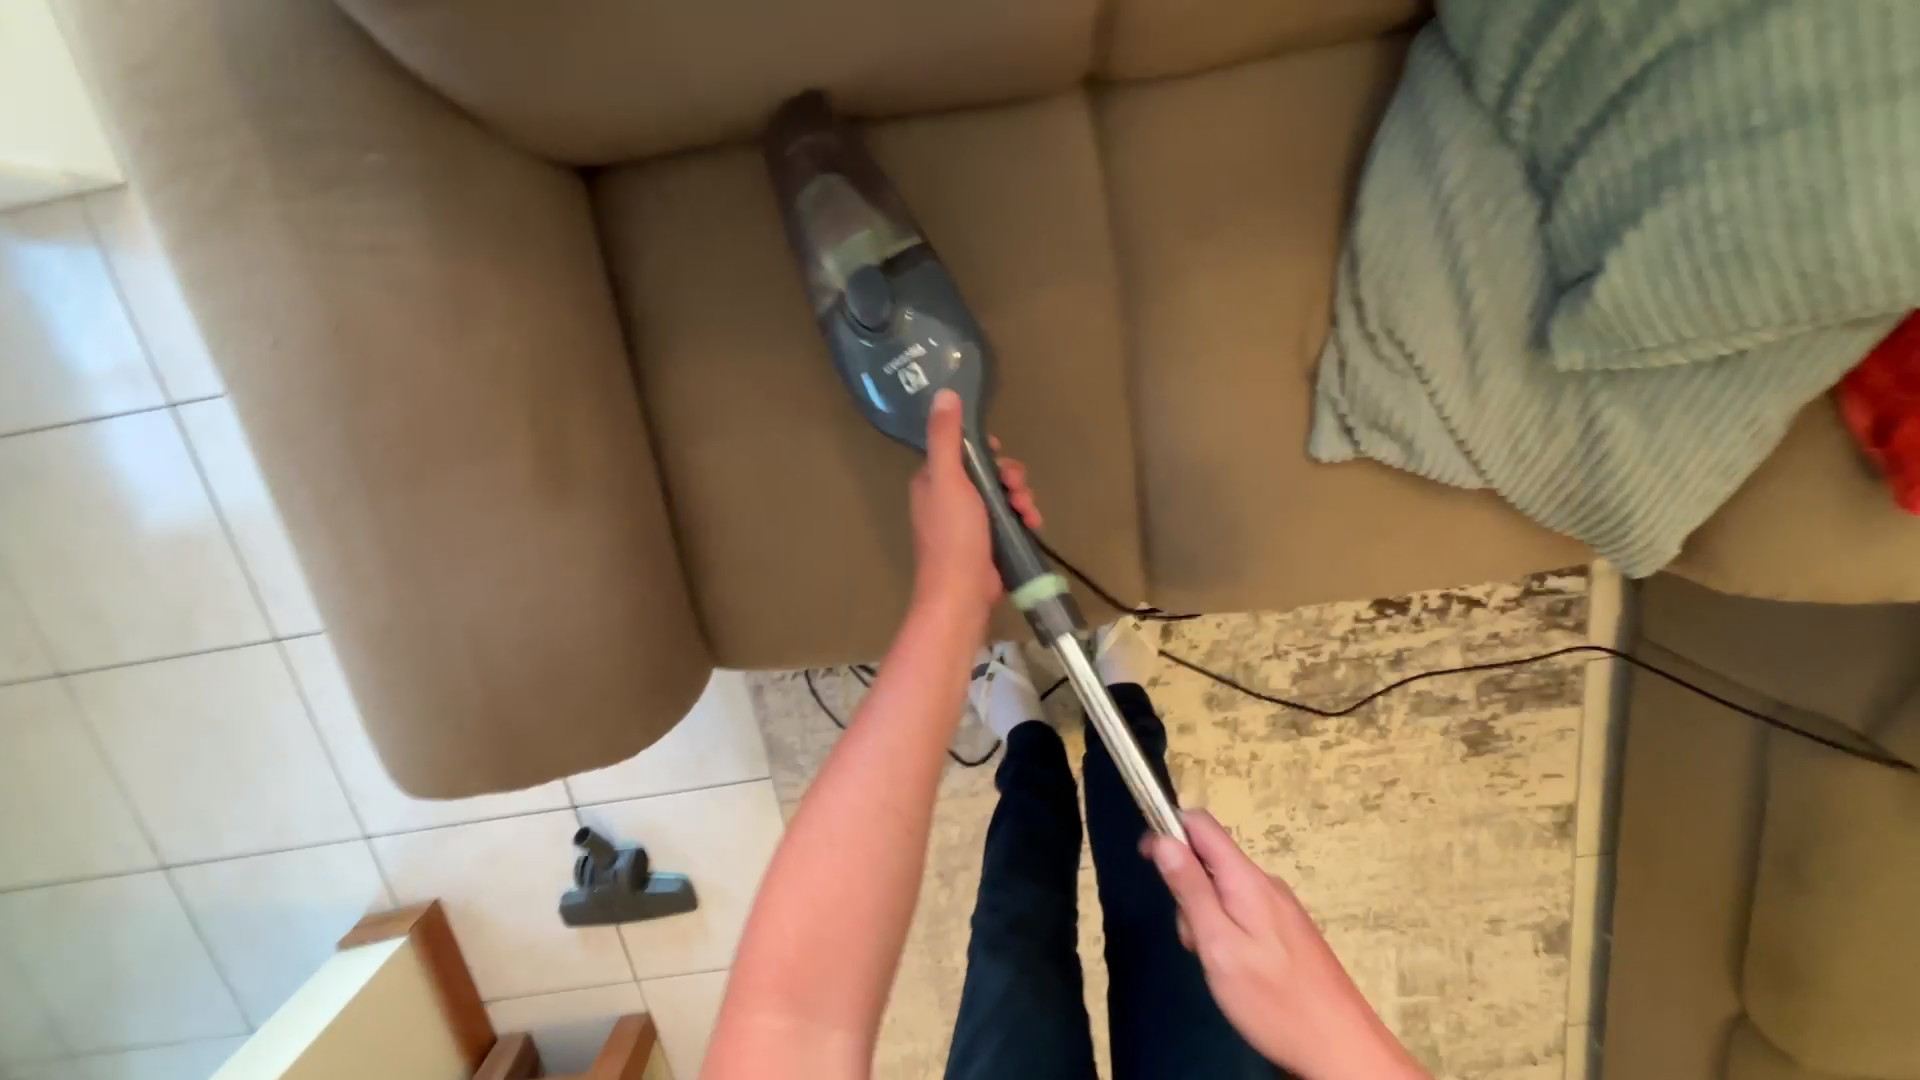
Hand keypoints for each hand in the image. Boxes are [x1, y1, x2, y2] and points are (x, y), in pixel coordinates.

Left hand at [910, 390, 1041, 614]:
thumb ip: (946, 437)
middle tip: (1017, 488)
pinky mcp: (989, 543)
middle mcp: (949, 499)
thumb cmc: (953, 535)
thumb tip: (944, 394)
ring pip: (1003, 495)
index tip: (999, 455)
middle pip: (988, 472)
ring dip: (1021, 497)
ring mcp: (970, 523)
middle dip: (1010, 477)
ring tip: (1028, 512)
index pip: (962, 450)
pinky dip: (1024, 518)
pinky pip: (1011, 519)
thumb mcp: (948, 479)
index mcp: (933, 481)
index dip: (985, 450)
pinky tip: (1033, 525)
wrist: (961, 593)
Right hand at [1146, 812, 1430, 1079]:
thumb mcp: (1219, 946)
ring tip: (1218, 963)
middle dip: (1187, 889)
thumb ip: (1190, 890)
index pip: (1200, 824)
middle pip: (1210, 859)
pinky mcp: (1288, 931)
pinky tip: (1238, 970)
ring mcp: (1280, 907)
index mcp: (1246, 879)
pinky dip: (1227, 930)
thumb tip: (1164, 840)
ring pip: (1224, 889)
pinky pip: (1243, 911)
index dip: (1167, 830)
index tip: (1147, 859)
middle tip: (1194, 940)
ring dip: (1206, 916)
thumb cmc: (1274, 1001)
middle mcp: (1265, 883)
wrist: (1345, 1053)